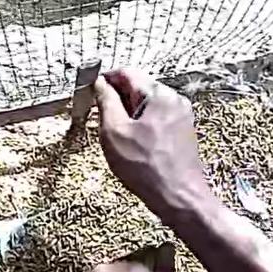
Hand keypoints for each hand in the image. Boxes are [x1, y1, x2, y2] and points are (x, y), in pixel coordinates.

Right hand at [91, 68, 213, 222]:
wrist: (179, 198)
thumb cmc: (146, 168)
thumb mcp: (115, 132)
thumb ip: (106, 102)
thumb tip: (99, 83)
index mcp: (159, 94)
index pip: (126, 73)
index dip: (104, 80)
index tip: (89, 92)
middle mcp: (174, 100)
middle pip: (138, 87)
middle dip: (116, 99)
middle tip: (99, 119)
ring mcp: (181, 116)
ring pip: (147, 104)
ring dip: (128, 114)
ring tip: (115, 136)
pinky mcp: (183, 132)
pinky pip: (157, 119)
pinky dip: (141, 125)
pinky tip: (132, 145)